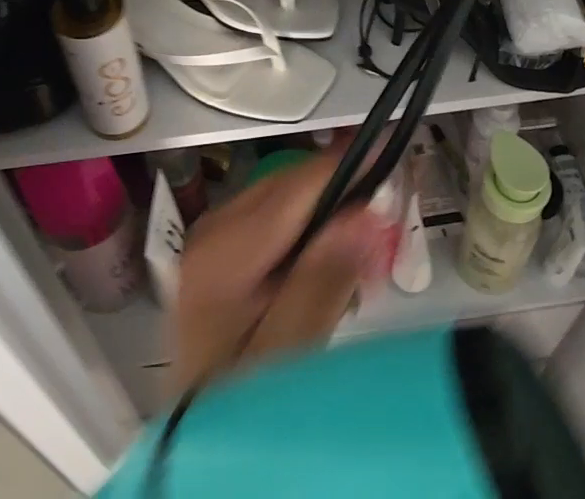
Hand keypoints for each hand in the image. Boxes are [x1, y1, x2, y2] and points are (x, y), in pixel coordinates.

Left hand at [171, 144, 388, 391]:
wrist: (194, 431)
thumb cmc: (239, 398)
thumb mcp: (288, 351)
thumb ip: (324, 280)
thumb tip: (363, 212)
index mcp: (223, 250)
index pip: (295, 188)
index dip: (346, 167)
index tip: (390, 154)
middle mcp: (211, 231)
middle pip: (288, 188)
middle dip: (341, 197)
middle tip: (387, 228)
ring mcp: (211, 239)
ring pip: (281, 201)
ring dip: (326, 215)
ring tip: (360, 263)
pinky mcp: (217, 253)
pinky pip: (271, 222)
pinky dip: (305, 232)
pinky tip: (322, 271)